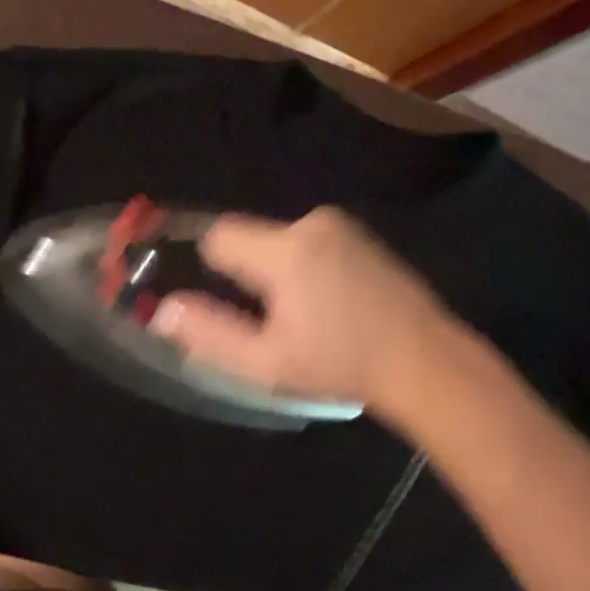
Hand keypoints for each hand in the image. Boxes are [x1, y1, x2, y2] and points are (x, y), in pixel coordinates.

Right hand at [149, 207, 465, 419]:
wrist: (427, 363)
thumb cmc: (340, 366)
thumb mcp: (265, 363)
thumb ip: (208, 335)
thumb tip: (162, 311)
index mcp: (286, 251)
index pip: (217, 237)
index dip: (209, 269)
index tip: (223, 305)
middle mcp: (312, 224)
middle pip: (249, 239)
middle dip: (246, 278)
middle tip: (265, 324)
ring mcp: (342, 227)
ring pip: (277, 243)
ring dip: (274, 275)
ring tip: (302, 320)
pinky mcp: (362, 237)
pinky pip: (308, 245)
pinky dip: (303, 270)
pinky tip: (327, 308)